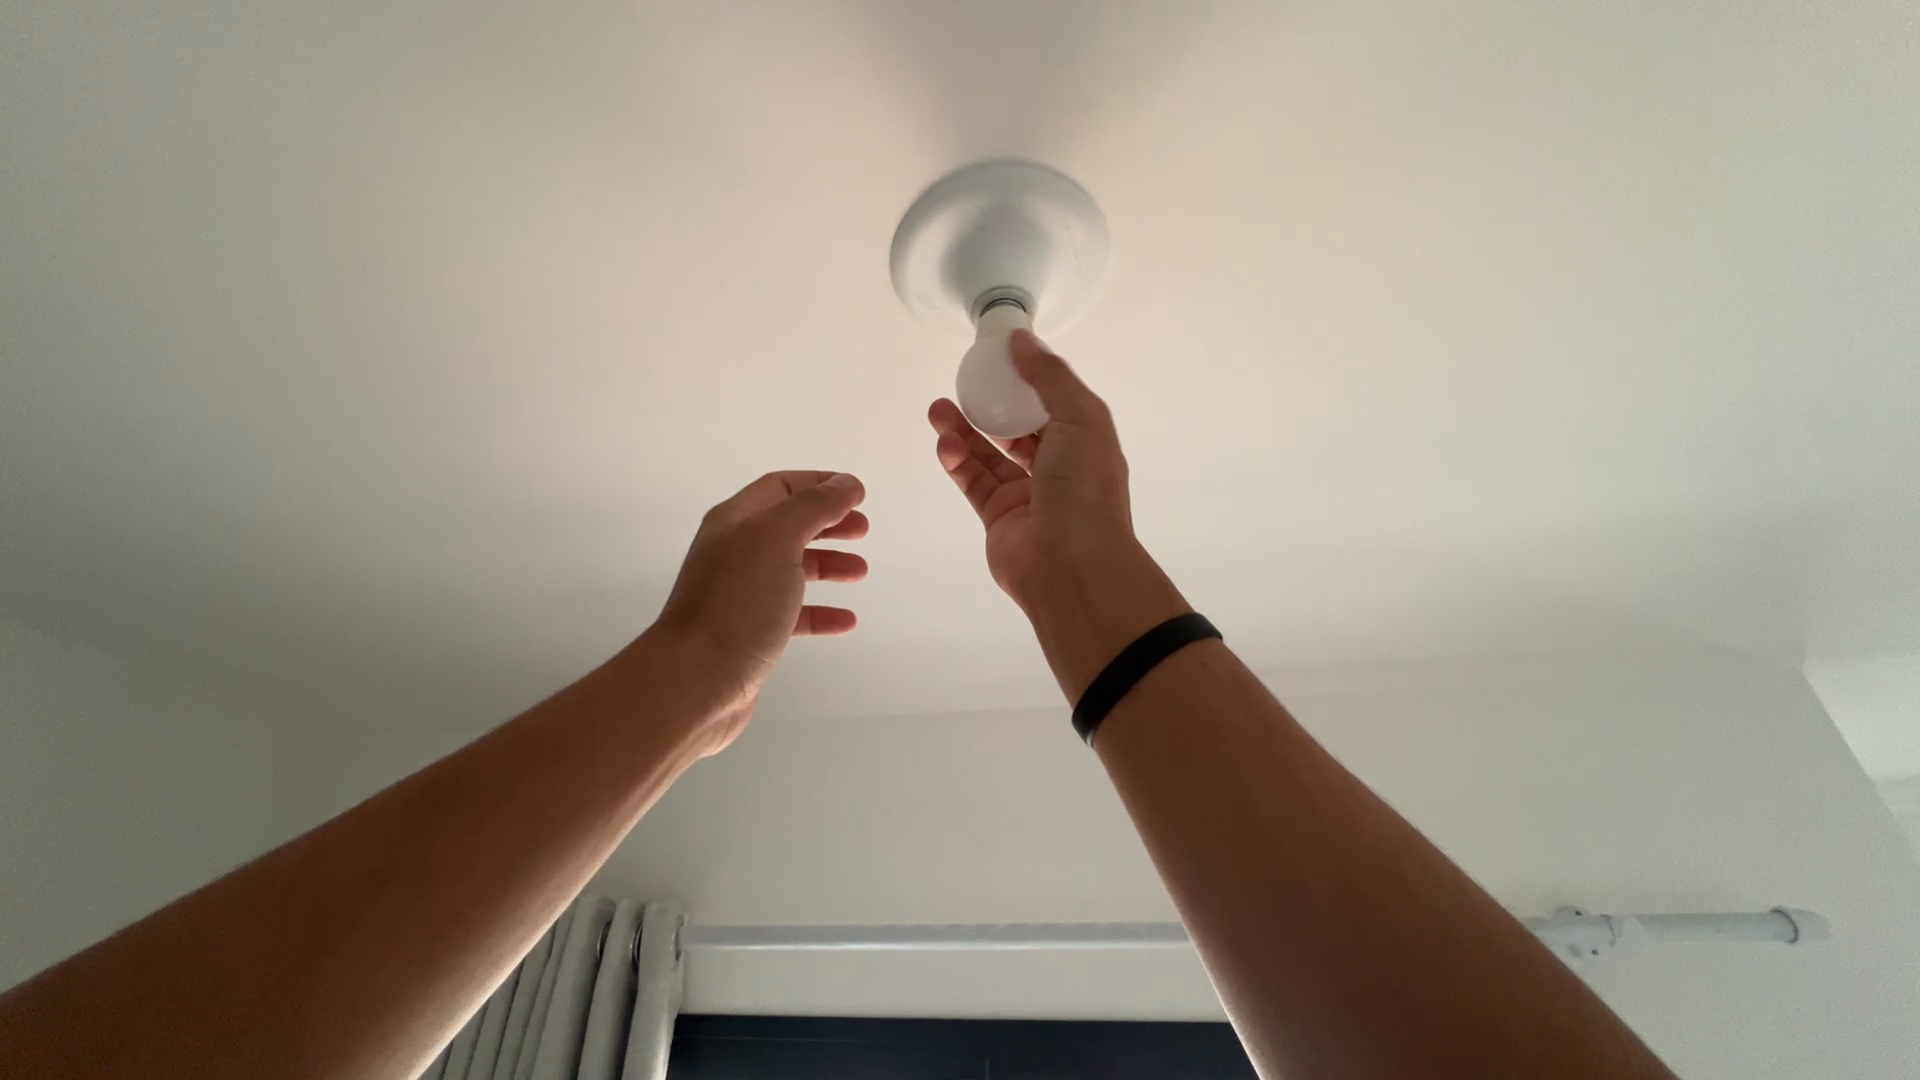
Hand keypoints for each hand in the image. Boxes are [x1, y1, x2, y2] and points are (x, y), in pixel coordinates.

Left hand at [652, 471, 866, 748]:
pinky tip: (845, 620)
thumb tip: (846, 484)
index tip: (857, 493)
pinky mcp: (749, 633)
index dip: (820, 484)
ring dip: (828, 564)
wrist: (695, 681)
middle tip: (862, 528)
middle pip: (788, 525)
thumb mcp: (778, 539)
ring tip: (860, 571)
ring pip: (792, 568)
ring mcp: (740, 594)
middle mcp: (735, 552)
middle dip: (828, 522)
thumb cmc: (737, 602)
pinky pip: (792, 614)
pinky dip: (821, 612)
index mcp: (736, 521)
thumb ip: (815, 507)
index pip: (781, 486)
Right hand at [930, 332, 1189, 698]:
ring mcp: (1027, 495)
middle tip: (961, 384)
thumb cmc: (1084, 489)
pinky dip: (957, 461)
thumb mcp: (1080, 418)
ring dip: (964, 431)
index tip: (997, 362)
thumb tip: (1021, 339)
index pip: (1054, 405)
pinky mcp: (998, 517)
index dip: (1028, 382)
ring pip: (989, 455)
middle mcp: (1058, 469)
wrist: (1070, 567)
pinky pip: (974, 481)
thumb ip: (1050, 376)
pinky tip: (944, 442)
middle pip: (1018, 429)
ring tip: (938, 410)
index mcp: (1085, 443)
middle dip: (990, 406)